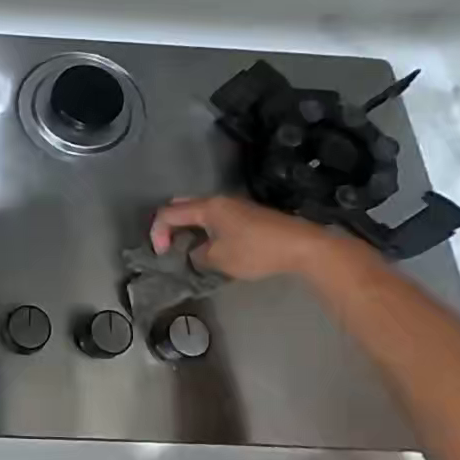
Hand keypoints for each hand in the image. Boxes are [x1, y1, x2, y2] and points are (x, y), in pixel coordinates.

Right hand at [149, 196, 350, 279]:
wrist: (301, 246)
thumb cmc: (256, 251)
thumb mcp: (219, 259)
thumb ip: (198, 254)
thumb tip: (195, 252)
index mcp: (207, 207)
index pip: (169, 213)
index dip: (157, 233)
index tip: (162, 254)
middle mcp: (218, 200)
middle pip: (182, 205)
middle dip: (170, 223)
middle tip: (169, 245)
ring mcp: (235, 206)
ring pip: (200, 210)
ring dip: (189, 226)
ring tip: (189, 248)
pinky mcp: (247, 215)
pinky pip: (216, 216)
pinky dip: (205, 228)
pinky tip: (211, 245)